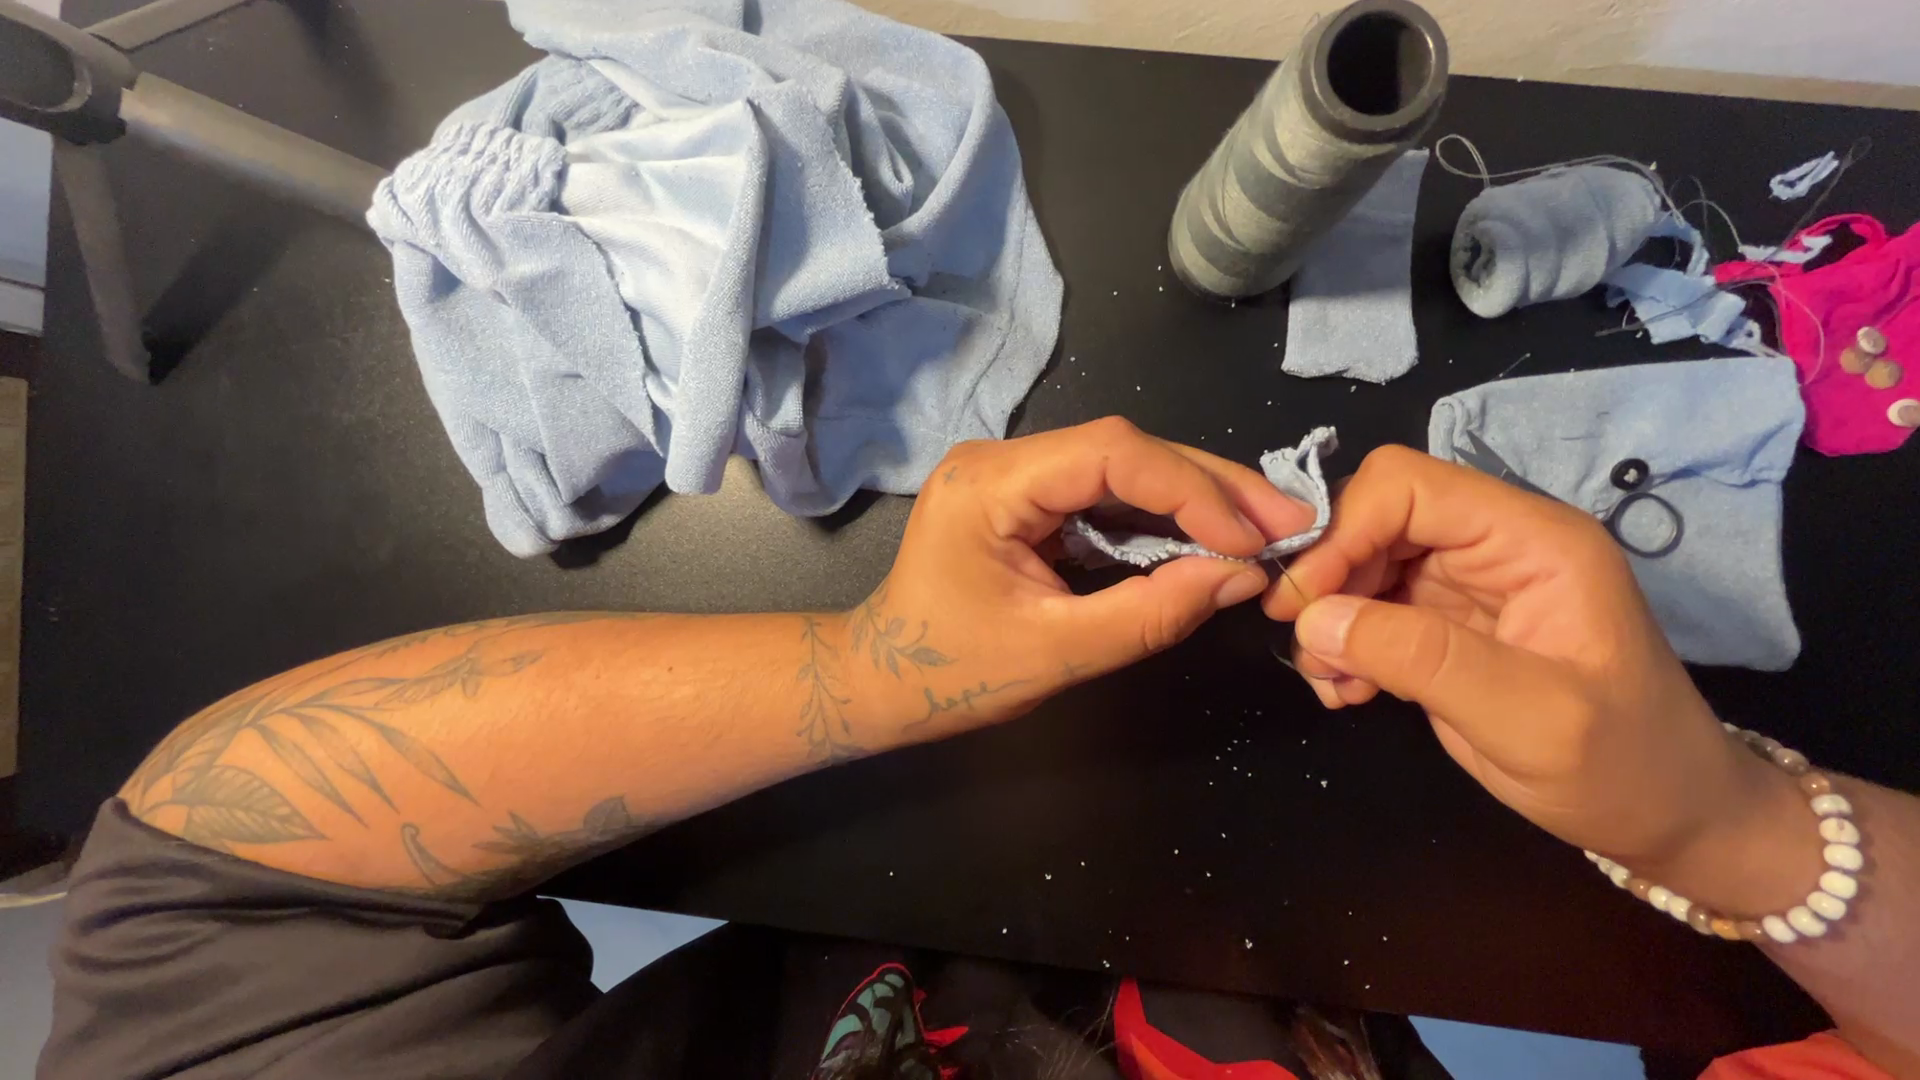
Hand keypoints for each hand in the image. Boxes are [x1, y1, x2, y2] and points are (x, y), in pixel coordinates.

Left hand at [848, 417, 1314, 747]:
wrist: (884, 680)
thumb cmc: (950, 673)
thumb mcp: (1055, 652)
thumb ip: (1149, 612)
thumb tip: (1241, 577)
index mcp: (990, 484)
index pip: (1109, 454)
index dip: (1192, 488)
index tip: (1252, 537)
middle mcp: (1001, 461)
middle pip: (1123, 451)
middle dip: (1208, 487)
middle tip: (1286, 522)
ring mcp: (1012, 476)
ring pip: (1121, 469)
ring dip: (1193, 499)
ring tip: (1263, 531)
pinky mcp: (1026, 500)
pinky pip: (1102, 497)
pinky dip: (1159, 519)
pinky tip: (1208, 538)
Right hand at [1263, 446, 1806, 909]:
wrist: (1662, 819)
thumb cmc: (1621, 766)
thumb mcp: (1530, 718)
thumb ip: (1421, 659)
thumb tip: (1312, 619)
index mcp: (1529, 539)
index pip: (1406, 486)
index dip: (1342, 529)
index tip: (1304, 600)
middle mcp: (1488, 545)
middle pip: (1369, 518)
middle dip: (1324, 575)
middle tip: (1303, 638)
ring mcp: (1458, 582)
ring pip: (1353, 563)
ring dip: (1325, 617)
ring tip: (1331, 680)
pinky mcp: (1433, 621)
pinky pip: (1357, 608)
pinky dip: (1336, 644)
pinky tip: (1346, 690)